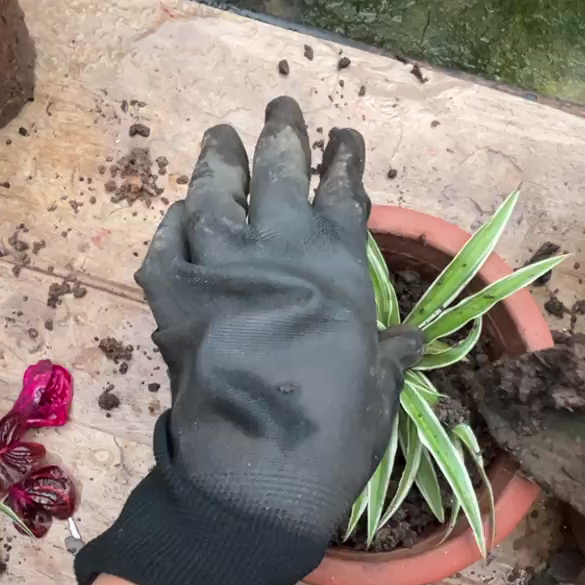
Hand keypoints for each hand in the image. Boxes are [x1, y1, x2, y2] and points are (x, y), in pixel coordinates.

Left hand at [75, 98, 421, 584]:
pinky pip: (164, 249)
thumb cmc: (330, 441)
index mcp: (337, 272)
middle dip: (283, 135)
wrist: (254, 479)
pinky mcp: (171, 301)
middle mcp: (277, 255)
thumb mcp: (379, 393)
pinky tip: (177, 217)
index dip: (343, 161)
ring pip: (214, 196)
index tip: (342, 137)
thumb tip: (419, 333)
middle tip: (281, 106)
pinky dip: (170, 230)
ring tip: (221, 138)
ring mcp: (218, 272)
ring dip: (218, 162)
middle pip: (278, 174)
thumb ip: (394, 351)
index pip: (343, 195)